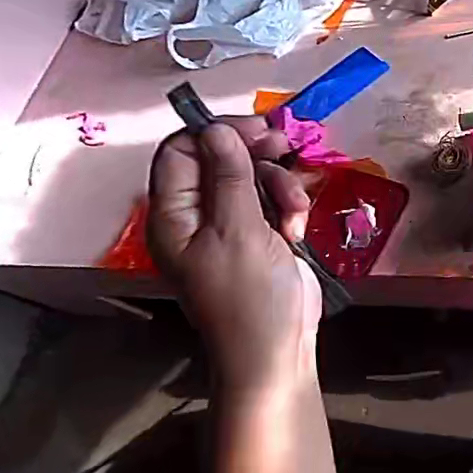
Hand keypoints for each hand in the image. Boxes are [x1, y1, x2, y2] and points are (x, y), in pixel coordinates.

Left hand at [147, 117, 320, 395]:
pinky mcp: (263, 238)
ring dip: (281, 188)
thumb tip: (216, 129)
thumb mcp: (238, 232)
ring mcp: (233, 228)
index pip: (182, 153)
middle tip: (287, 148)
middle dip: (256, 157)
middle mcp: (198, 216)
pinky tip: (298, 231)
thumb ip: (228, 178)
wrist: (277, 346)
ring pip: (255, 182)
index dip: (217, 133)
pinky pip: (275, 205)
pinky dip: (291, 210)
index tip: (258, 127)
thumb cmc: (250, 294)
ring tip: (295, 215)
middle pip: (222, 162)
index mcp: (174, 214)